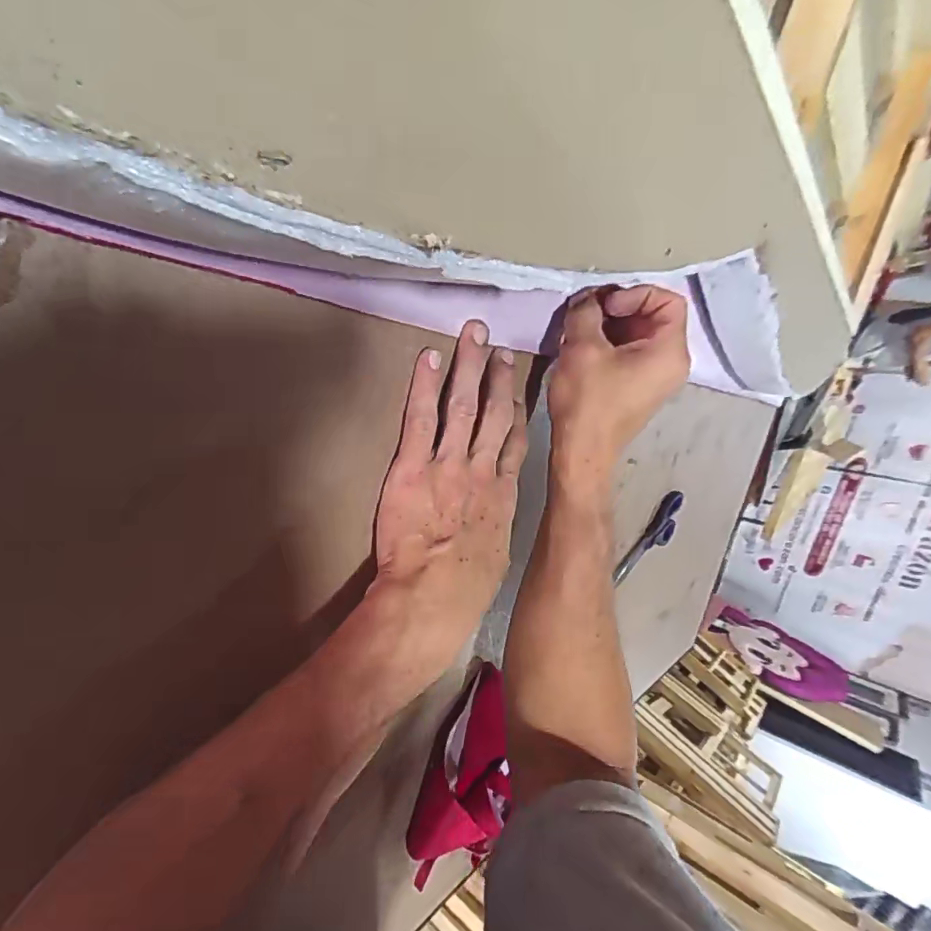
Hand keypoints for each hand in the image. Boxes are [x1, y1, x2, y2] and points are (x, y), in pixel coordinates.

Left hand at [371, 321, 526, 678]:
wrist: (432, 595)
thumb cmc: (463, 590)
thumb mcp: (494, 559)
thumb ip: (492, 531)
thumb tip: (489, 527)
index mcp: (502, 495)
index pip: (513, 442)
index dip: (517, 410)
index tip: (517, 388)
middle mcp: (480, 471)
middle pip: (494, 413)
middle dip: (496, 375)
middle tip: (497, 344)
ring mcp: (448, 465)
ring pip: (463, 405)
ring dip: (468, 366)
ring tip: (472, 335)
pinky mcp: (412, 466)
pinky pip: (420, 416)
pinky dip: (425, 385)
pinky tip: (428, 358)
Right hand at [546, 285, 689, 501]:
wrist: (581, 450)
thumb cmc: (587, 401)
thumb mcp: (582, 347)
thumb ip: (585, 313)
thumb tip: (585, 299)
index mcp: (670, 351)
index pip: (668, 301)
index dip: (634, 294)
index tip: (604, 307)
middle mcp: (671, 363)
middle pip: (653, 317)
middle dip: (617, 310)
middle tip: (586, 314)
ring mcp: (655, 379)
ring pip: (638, 336)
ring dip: (608, 327)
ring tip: (578, 333)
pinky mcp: (637, 389)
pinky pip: (629, 355)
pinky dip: (608, 345)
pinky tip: (582, 351)